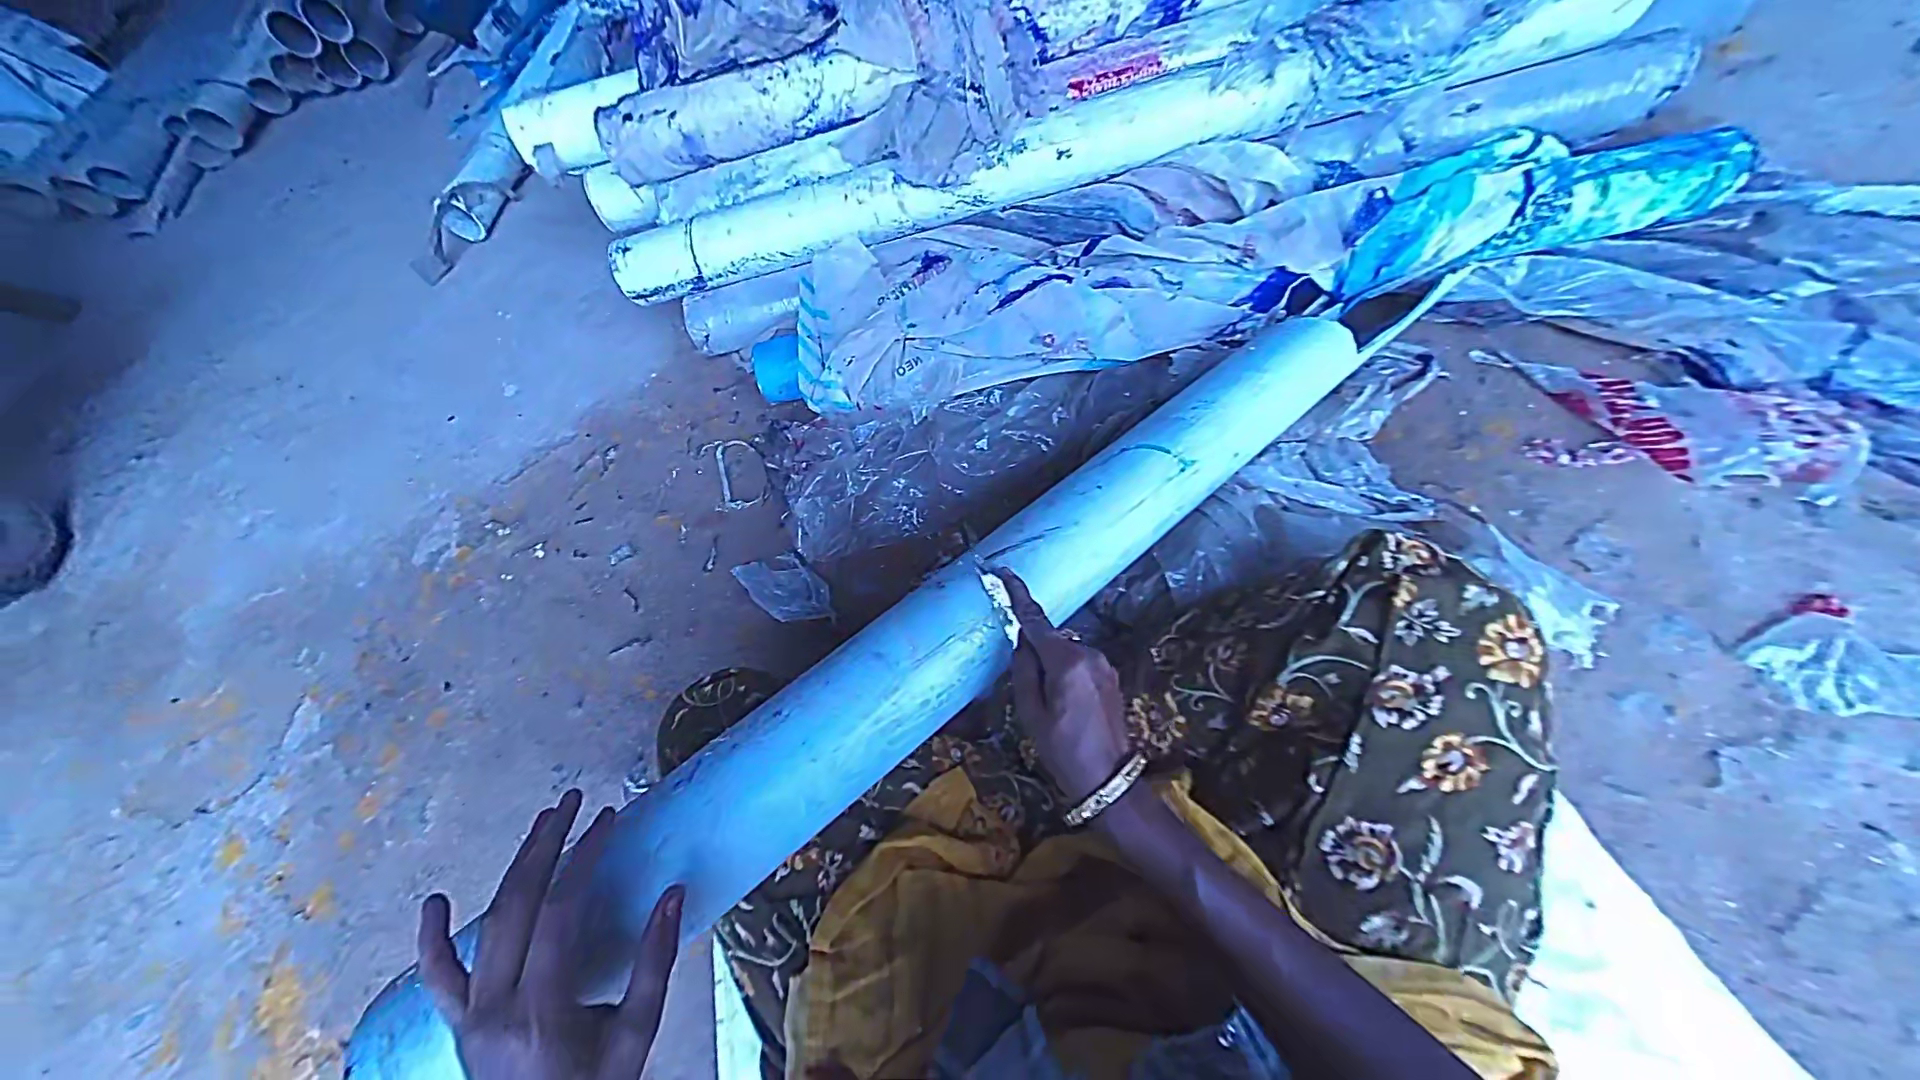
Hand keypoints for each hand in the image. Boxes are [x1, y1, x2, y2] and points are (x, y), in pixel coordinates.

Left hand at [417, 789, 684, 1079]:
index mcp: (542, 1010)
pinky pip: (438, 980)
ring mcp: (469, 1018)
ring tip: (542, 823)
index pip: (559, 913)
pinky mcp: (459, 1026)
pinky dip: (432, 940)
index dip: (583, 858)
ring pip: (485, 926)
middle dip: (546, 845)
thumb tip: (673, 892)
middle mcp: (495, 1008)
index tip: (607, 819)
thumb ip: (655, 963)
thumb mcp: (637, 1034)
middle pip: (517, 906)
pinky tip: (435, 901)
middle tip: (572, 801)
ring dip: (514, 868)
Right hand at [995, 570, 1130, 803]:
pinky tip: (1066, 705)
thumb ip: (1023, 670)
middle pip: (1051, 639)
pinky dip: (1066, 673)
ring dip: (1052, 666)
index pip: (1036, 620)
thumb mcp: (1030, 713)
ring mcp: (1104, 664)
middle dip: (1035, 652)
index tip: (1004, 572)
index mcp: (1066, 661)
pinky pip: (1079, 663)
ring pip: (1065, 652)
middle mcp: (1089, 653)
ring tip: (1051, 707)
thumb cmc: (1062, 749)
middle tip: (1030, 692)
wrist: (1108, 779)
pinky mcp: (1111, 675)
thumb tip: (1022, 641)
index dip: (1018, 595)